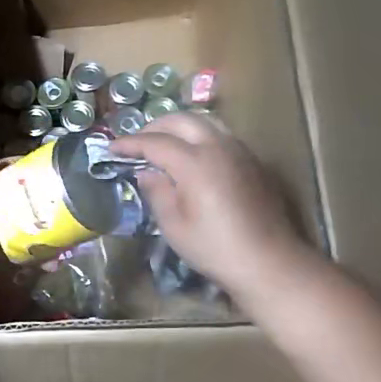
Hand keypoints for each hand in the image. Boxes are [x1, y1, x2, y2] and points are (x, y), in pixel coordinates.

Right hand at [109, 114, 319, 298]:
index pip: (155, 142)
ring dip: (180, 127)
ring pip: (206, 122)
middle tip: (137, 142)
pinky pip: (222, 136)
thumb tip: (147, 173)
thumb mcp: (175, 226)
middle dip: (155, 126)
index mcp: (195, 161)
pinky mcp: (254, 162)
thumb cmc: (215, 248)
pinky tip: (194, 158)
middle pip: (182, 120)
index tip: (111, 148)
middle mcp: (218, 146)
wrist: (268, 261)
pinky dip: (201, 137)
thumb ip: (158, 193)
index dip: (130, 143)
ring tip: (164, 144)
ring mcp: (240, 151)